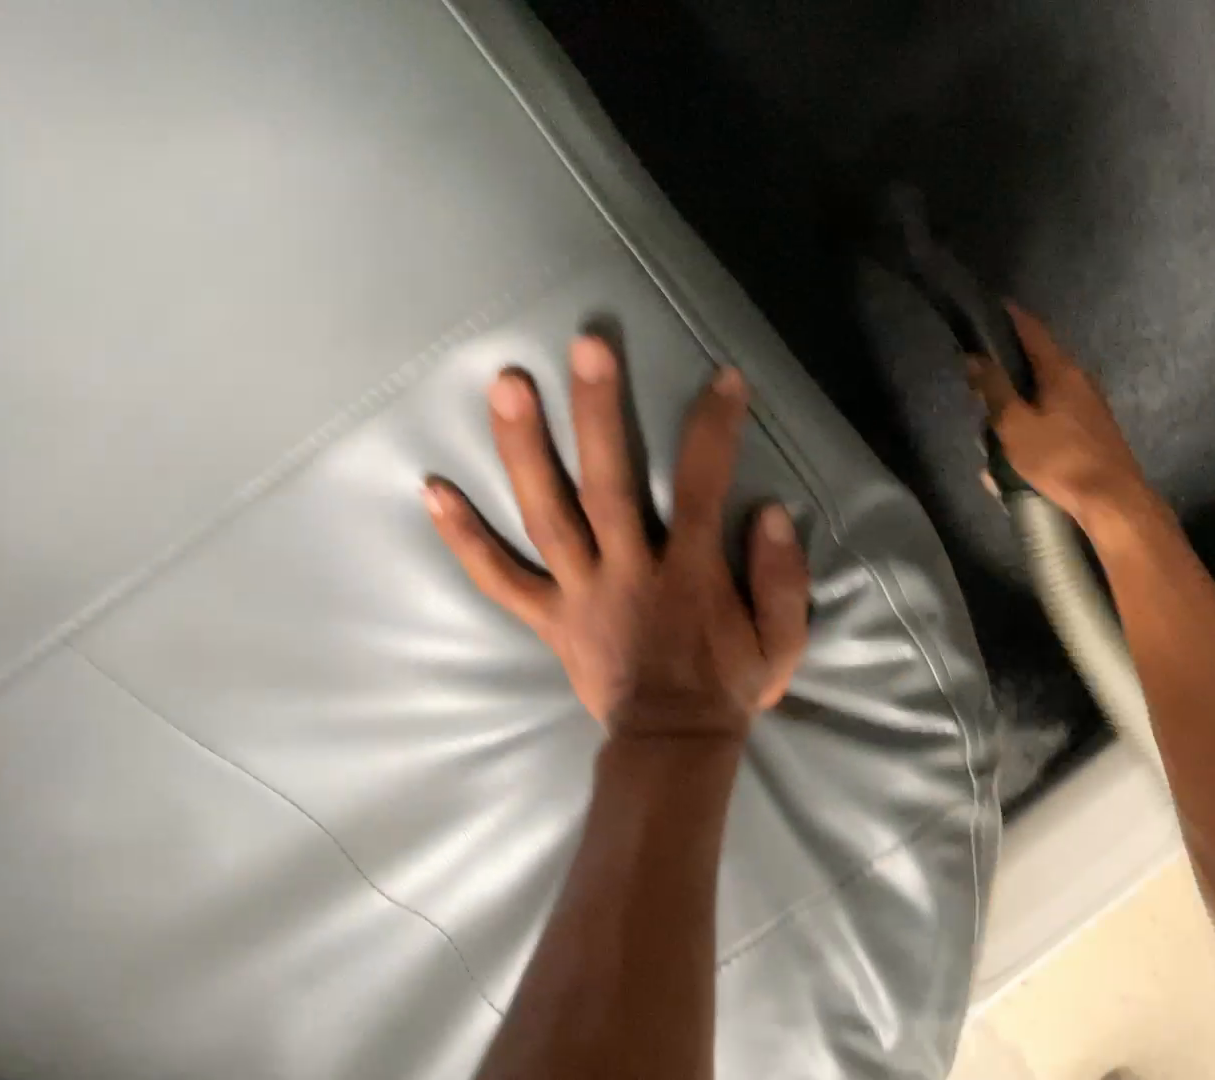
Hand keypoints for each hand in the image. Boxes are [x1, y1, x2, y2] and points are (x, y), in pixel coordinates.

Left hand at [423, 336, 810, 742]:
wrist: (673, 745)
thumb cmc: (730, 686)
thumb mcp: (782, 641)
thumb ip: (782, 579)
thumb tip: (771, 513)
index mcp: (690, 575)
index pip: (706, 488)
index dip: (715, 430)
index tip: (724, 379)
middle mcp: (628, 572)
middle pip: (608, 486)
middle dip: (599, 415)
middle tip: (585, 347)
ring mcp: (580, 593)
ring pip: (546, 516)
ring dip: (525, 450)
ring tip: (506, 385)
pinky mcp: (549, 617)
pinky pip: (500, 579)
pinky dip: (464, 539)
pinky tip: (432, 490)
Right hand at [965, 304, 1151, 520]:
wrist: (1111, 499)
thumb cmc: (1059, 458)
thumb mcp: (1015, 424)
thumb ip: (993, 389)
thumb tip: (974, 357)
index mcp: (1061, 370)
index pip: (1032, 329)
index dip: (1009, 316)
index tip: (988, 308)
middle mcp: (1080, 380)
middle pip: (1039, 360)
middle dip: (1009, 364)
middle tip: (980, 372)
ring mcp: (1090, 406)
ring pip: (1046, 391)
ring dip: (1020, 397)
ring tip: (994, 413)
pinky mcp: (1092, 430)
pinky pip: (1054, 414)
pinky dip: (1033, 418)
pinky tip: (1018, 442)